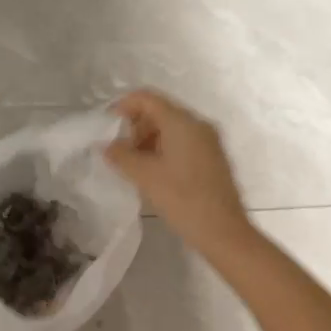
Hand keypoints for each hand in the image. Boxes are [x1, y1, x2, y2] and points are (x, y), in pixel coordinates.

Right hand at [105, 89, 254, 257]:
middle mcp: (198, 124)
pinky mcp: (214, 157)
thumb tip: (106, 145)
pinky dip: (164, 148)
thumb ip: (121, 155)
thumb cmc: (182, 199)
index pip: (147, 98)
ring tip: (134, 165)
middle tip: (120, 150)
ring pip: (172, 128)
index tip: (107, 124)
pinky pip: (184, 141)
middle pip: (160, 111)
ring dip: (149, 139)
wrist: (224, 232)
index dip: (123, 105)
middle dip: (136, 126)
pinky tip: (155, 172)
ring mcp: (209, 141)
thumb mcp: (145, 176)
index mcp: (182, 121)